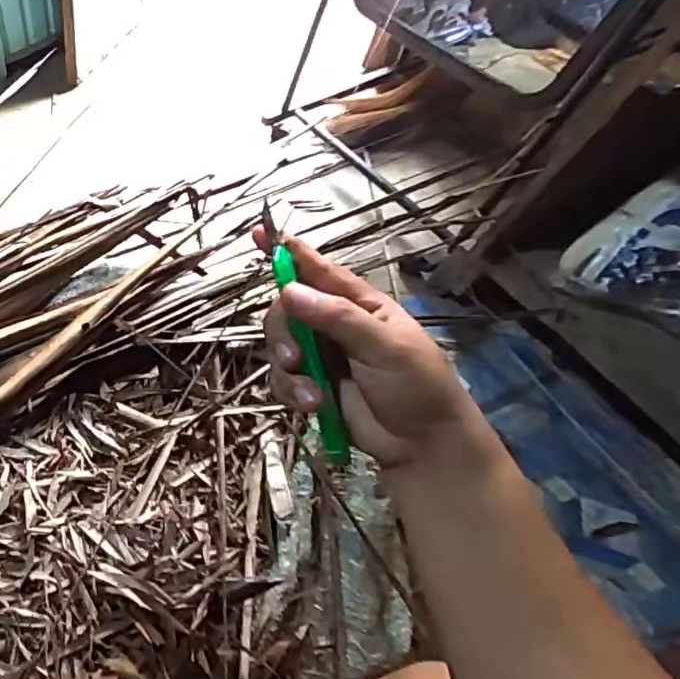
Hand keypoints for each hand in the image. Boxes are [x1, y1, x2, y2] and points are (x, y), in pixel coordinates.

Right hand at [253, 227, 482, 469]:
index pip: (317, 269)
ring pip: (277, 346)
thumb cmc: (417, 386)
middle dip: (283, 334)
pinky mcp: (307, 384)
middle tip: (295, 358)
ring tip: (313, 395)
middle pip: (284, 311)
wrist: (421, 443)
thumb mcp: (385, 347)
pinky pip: (280, 378)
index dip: (288, 252)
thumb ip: (337, 318)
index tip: (258, 234)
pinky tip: (313, 406)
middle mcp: (330, 324)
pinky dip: (290, 392)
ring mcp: (317, 355)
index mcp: (357, 304)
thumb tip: (289, 291)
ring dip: (288, 370)